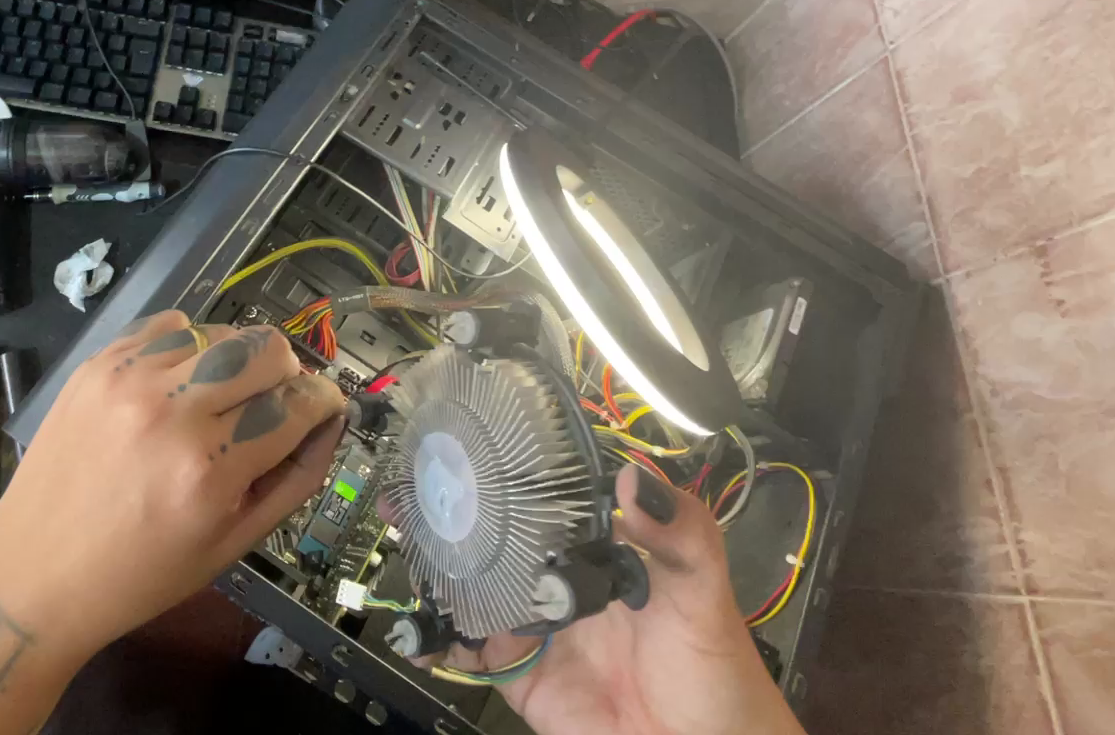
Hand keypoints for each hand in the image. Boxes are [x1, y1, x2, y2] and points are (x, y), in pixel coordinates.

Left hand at [0, 311, 346, 658]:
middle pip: (268, 348)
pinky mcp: (99, 362)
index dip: (324, 402)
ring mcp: (130, 378)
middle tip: (270, 404)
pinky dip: (190, 347)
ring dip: (237, 360)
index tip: (321, 408)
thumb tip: (331, 421)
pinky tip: (177, 383)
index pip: (300, 403)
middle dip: (287, 374)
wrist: (32, 574)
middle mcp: (173, 412)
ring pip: (223, 331)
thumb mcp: (232, 545)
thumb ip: (295, 478)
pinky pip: (172, 325)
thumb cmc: (140, 574)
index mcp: (211, 470)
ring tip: (217, 398)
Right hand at [406, 466, 805, 734]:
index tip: (463, 441)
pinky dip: (438, 641)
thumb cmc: (713, 668)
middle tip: (411, 485)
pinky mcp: (522, 674)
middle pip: (497, 534)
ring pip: (475, 585)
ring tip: (400, 537)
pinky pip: (472, 652)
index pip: (544, 495)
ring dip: (436, 565)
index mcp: (596, 544)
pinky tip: (414, 631)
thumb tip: (632, 477)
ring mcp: (536, 623)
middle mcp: (558, 574)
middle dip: (453, 509)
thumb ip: (680, 534)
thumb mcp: (703, 591)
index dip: (505, 467)